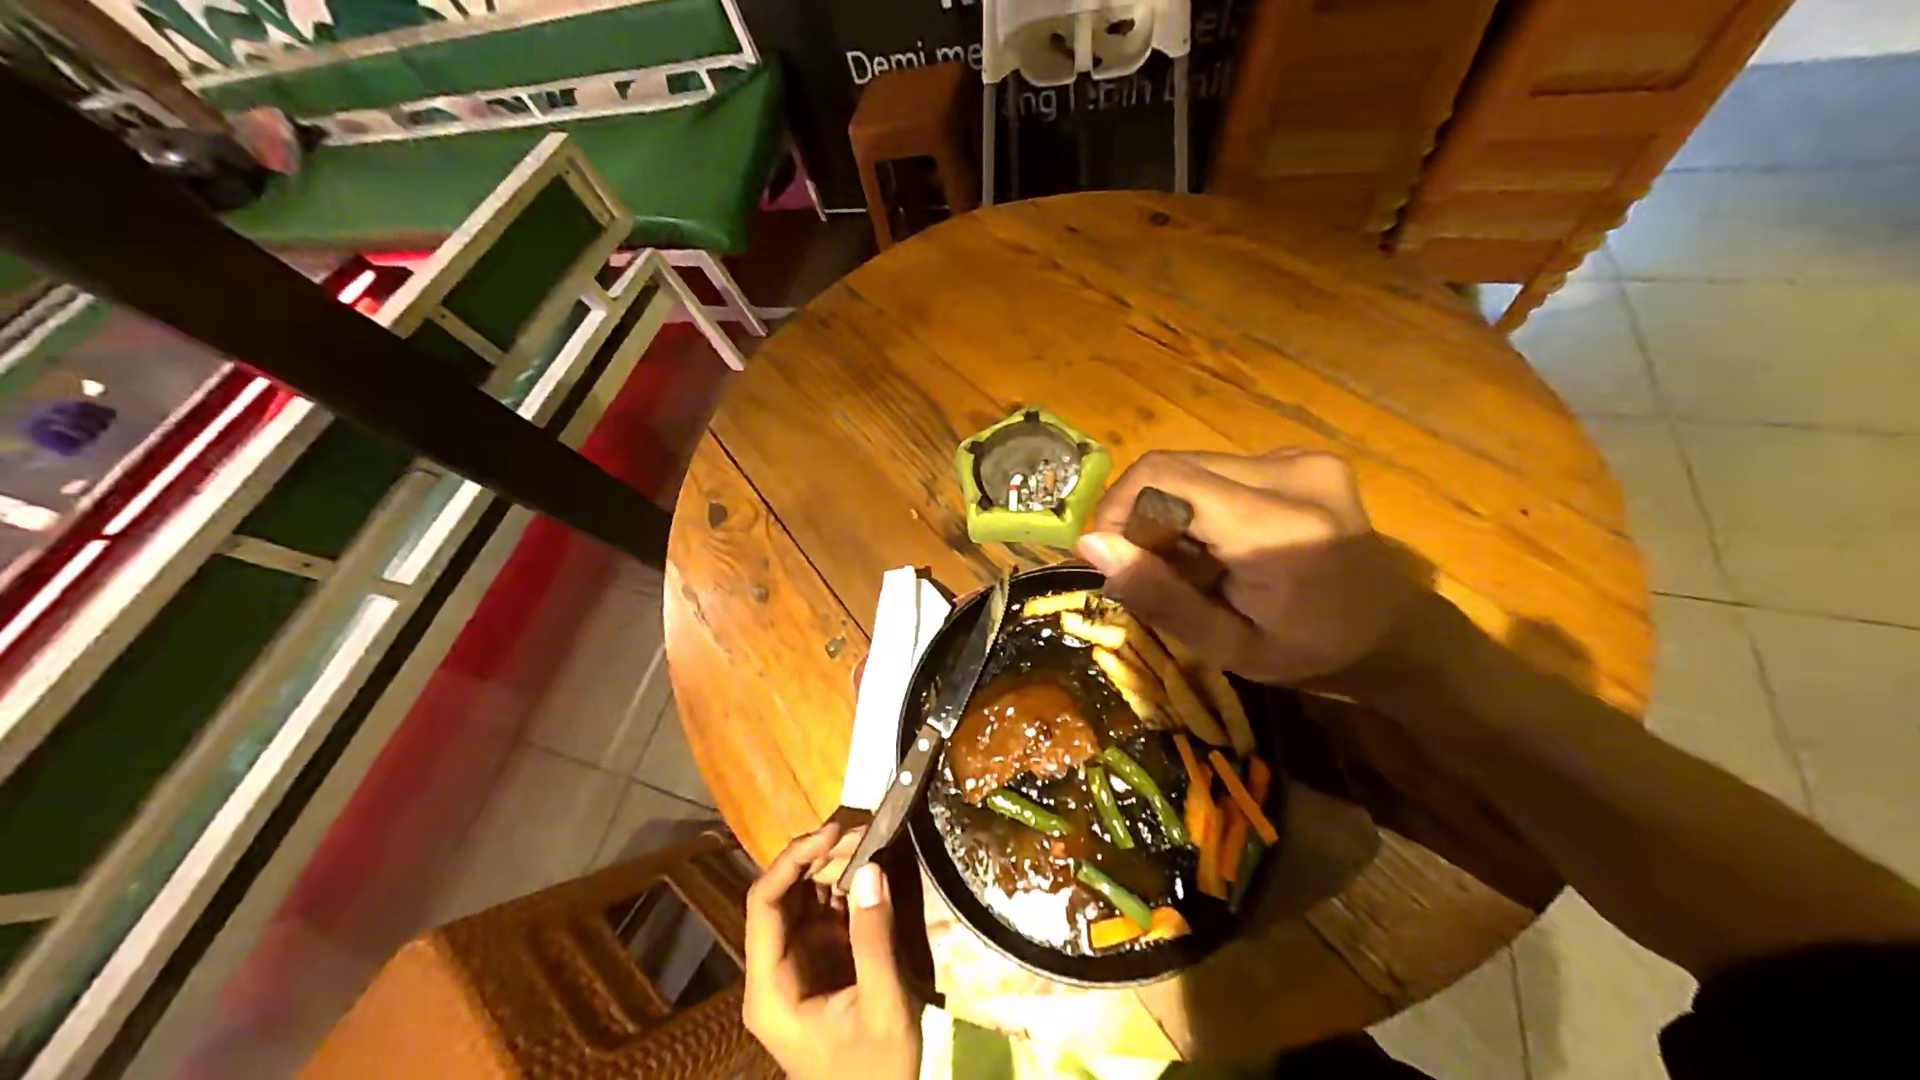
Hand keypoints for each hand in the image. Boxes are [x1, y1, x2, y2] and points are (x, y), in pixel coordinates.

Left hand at [743, 825, 920, 1079]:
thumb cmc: (873, 1073)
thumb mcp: (881, 1007)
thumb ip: (873, 938)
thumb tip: (870, 868)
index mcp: (769, 987)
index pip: (763, 904)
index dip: (792, 861)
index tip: (832, 833)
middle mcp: (774, 967)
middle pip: (783, 894)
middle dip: (819, 857)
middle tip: (863, 833)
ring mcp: (797, 962)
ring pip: (804, 896)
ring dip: (833, 866)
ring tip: (870, 841)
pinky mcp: (821, 959)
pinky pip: (825, 909)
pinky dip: (846, 885)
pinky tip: (870, 867)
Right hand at [1077, 449, 1415, 683]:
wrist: (1390, 632)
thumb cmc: (1307, 653)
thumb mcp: (1226, 647)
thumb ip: (1159, 595)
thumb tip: (1091, 545)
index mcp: (1277, 528)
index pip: (1163, 478)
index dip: (1118, 508)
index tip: (1110, 555)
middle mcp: (1292, 474)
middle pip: (1171, 467)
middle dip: (1140, 514)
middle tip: (1148, 566)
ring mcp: (1300, 459)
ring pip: (1191, 465)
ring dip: (1168, 508)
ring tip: (1189, 559)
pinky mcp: (1299, 457)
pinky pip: (1217, 468)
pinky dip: (1197, 502)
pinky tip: (1218, 541)